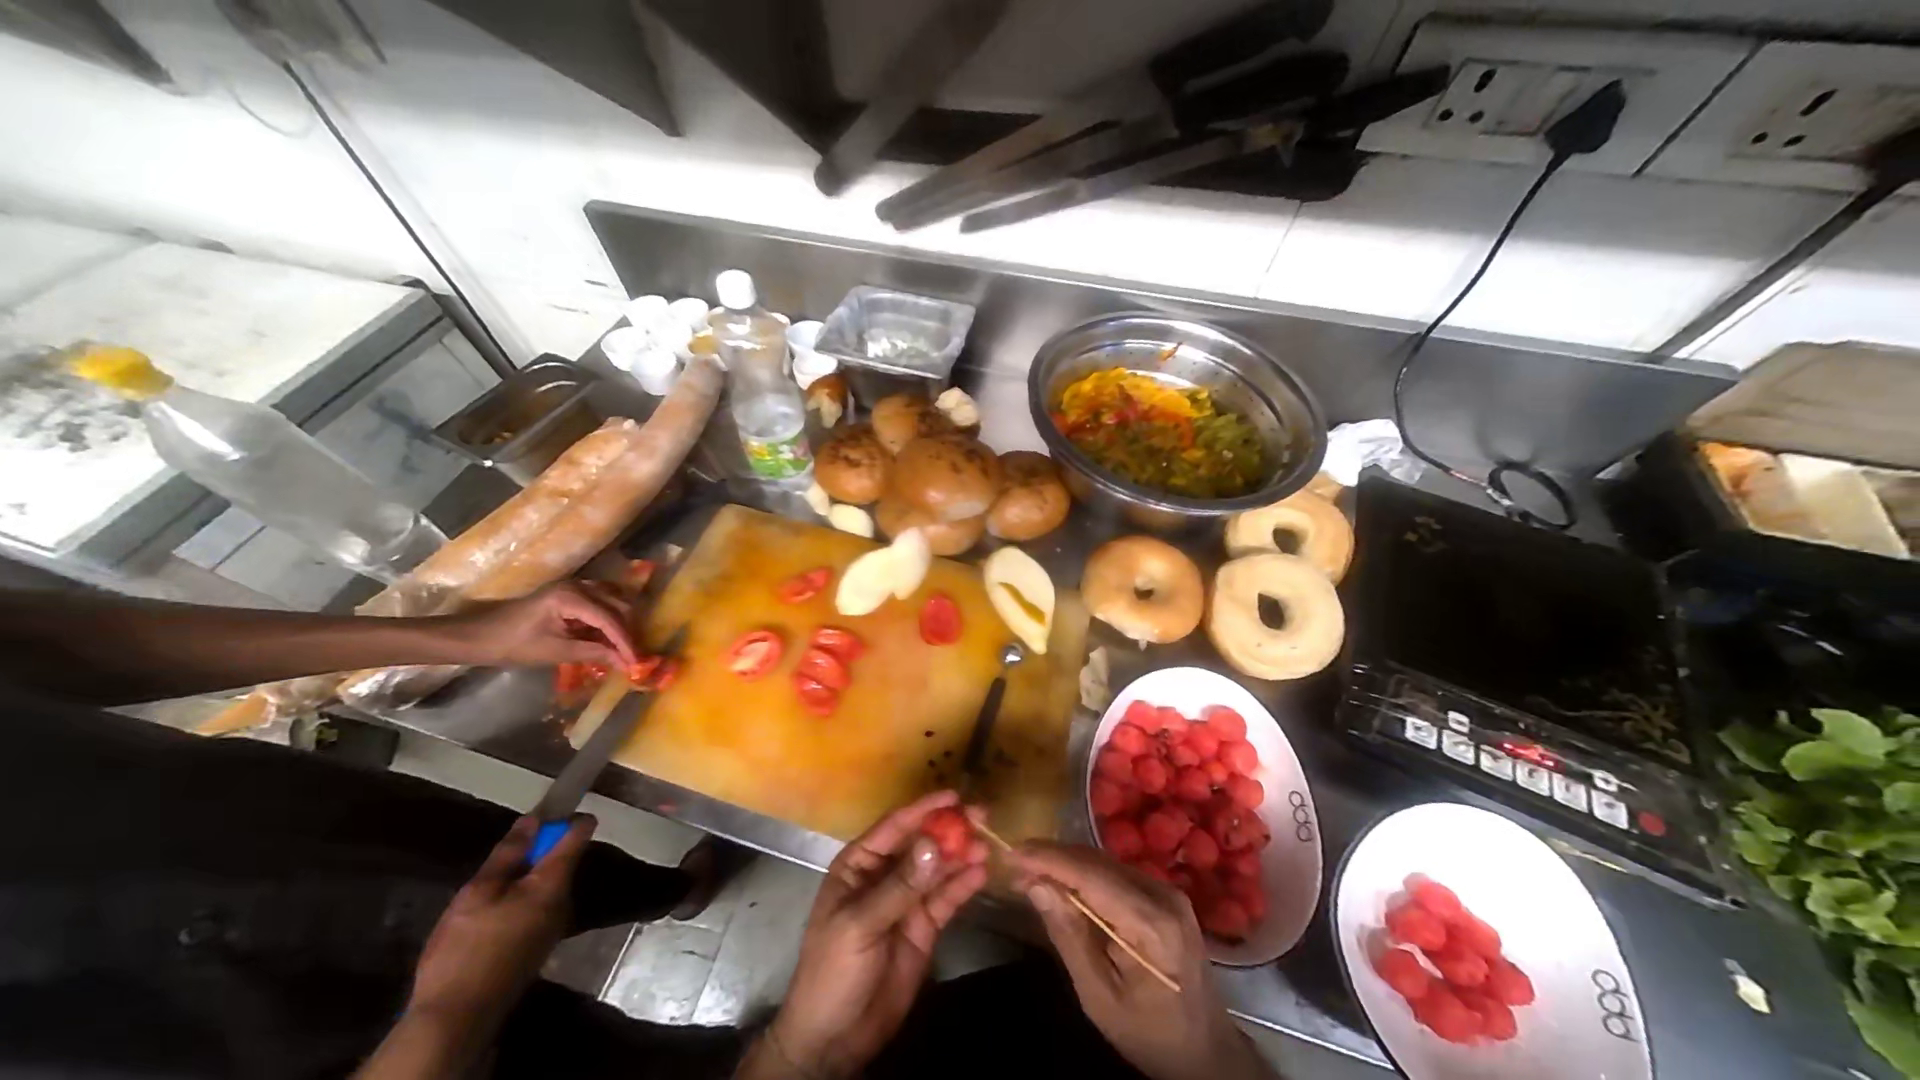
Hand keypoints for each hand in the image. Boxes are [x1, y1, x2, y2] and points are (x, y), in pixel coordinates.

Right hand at [406, 814, 590, 1030]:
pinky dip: (521, 900)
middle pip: (562, 860)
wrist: (457, 1020)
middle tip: (501, 856)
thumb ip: (509, 854)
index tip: (552, 806)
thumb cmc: (465, 950)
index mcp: (554, 883)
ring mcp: (554, 926)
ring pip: (548, 886)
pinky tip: (490, 914)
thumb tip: (534, 818)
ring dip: (526, 878)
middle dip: (538, 851)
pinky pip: (538, 908)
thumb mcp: (479, 894)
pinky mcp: (539, 946)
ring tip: (488, 886)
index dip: (569, 816)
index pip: (579, 835)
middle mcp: (565, 901)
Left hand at [439, 582, 638, 669]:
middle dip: (627, 631)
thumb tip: (625, 663)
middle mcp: (578, 585)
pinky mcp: (570, 594)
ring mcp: (574, 587)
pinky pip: (601, 602)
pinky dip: (609, 618)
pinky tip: (609, 637)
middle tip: (632, 656)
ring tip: (624, 647)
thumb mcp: (555, 651)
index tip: (637, 661)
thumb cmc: (512, 645)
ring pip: (613, 601)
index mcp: (571, 597)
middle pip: (617, 605)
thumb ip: (593, 652)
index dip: (626, 641)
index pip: (610, 619)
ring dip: (621, 623)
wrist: (477, 636)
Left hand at [742, 791, 989, 1079]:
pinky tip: (982, 872)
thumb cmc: (833, 969)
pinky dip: (963, 885)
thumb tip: (934, 843)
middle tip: (981, 816)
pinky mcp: (924, 927)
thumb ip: (900, 885)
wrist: (835, 1036)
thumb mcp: (861, 924)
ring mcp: (906, 901)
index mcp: (858, 865)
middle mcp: (884, 876)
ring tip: (988, 844)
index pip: (894, 828)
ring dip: (961, 855)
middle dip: (949, 830)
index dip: (923, 809)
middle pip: (921, 844)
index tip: (953, 796)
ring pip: (937, 869)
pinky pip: (946, 899)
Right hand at [1009, 843, 1272, 1079]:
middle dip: (1052, 858)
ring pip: (1105, 863)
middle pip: (1097, 862)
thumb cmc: (1148, 1033)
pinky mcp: (1165, 896)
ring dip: (1066, 864)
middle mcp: (1163, 895)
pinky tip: (1062, 884)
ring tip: (1030, 874)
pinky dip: (1084, 874)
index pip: (1091, 874)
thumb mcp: (1098, 997)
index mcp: (1151, 924)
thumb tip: (1036, 885)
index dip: (1049, 858)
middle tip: (1014, 866)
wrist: (1204, 1050)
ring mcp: (1168, 892)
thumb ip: (1069, 936)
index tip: (1012, 853)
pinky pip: (1116, 873)